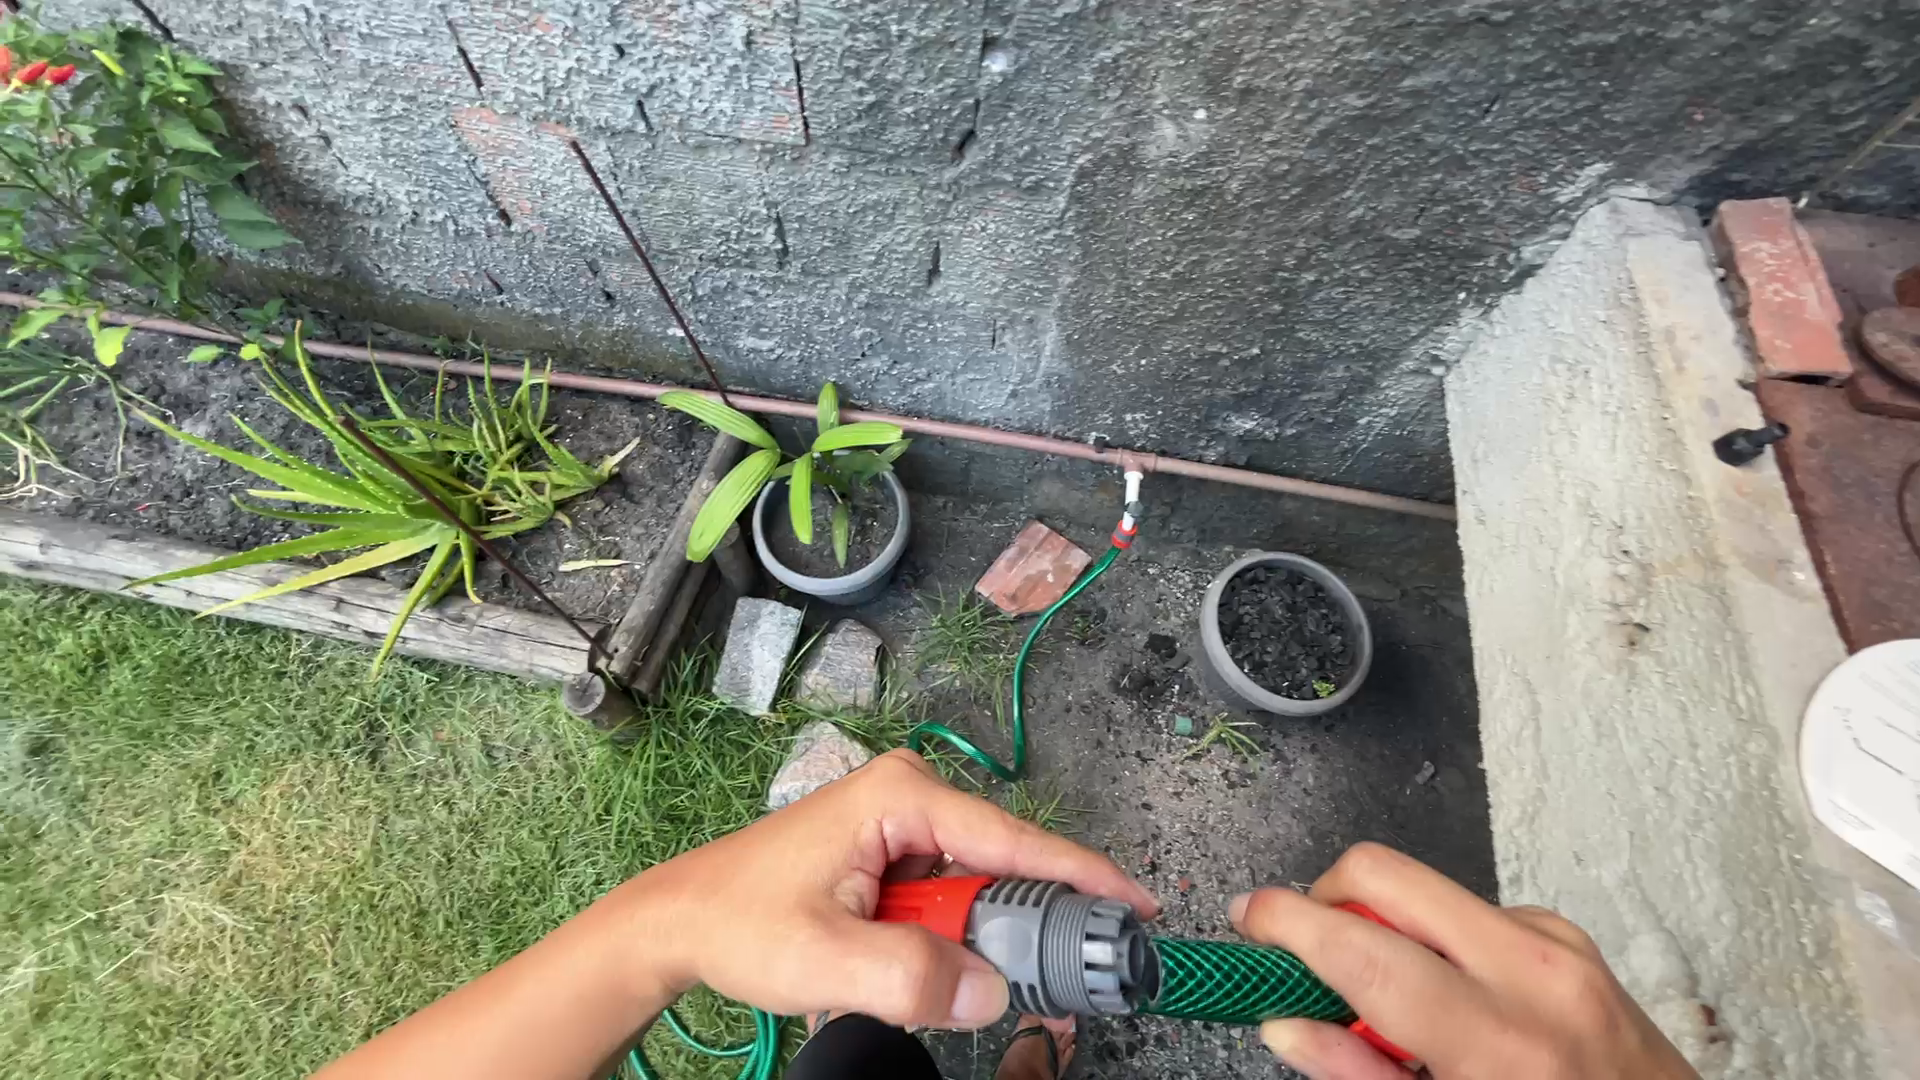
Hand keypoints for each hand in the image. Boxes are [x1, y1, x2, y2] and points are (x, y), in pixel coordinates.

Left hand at [617, 749, 1156, 1030]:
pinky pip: (948, 885)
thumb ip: (912, 977)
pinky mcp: (893, 840)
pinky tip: (949, 957)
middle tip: (1070, 973)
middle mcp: (911, 789)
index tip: (1137, 900)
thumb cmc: (747, 921)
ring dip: (989, 929)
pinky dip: (960, 925)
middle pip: (997, 858)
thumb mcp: (825, 959)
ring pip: (974, 877)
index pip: (1009, 836)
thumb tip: (995, 991)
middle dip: (1030, 917)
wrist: (685, 913)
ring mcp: (902, 813)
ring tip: (995, 977)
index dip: (1078, 872)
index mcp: (903, 794)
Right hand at [1230, 843, 1696, 1079]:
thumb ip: (1359, 1076)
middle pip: (1380, 871)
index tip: (1246, 919)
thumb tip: (1282, 1023)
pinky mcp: (1565, 931)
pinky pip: (1459, 904)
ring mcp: (1556, 941)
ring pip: (1415, 884)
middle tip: (1309, 951)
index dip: (1284, 922)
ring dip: (1375, 920)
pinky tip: (1446, 990)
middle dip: (1322, 896)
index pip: (1360, 949)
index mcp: (1505, 1042)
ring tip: (1384, 989)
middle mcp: (1533, 969)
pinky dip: (1426, 934)